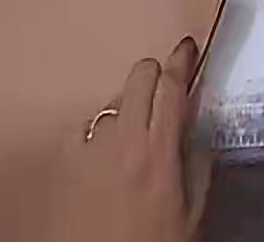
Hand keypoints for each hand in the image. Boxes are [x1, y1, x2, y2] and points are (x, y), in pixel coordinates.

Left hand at [43, 38, 208, 241]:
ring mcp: (91, 146)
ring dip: (129, 106)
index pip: (172, 84)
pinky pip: (86, 125)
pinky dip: (99, 130)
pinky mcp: (66, 161)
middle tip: (166, 89)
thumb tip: (198, 126)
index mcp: (159, 150)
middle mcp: (124, 139)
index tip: (187, 48)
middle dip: (156, 74)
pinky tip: (106, 153)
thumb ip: (197, 164)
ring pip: (115, 98)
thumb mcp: (190, 215)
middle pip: (141, 74)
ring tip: (136, 136)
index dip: (182, 59)